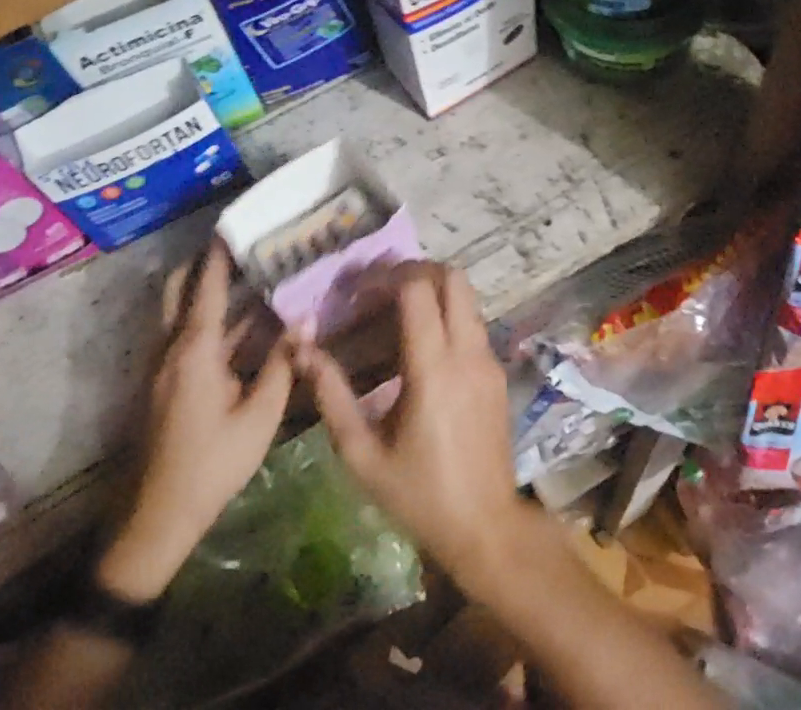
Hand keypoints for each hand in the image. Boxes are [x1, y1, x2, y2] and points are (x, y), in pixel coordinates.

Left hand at [97, 240, 292, 603]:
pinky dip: (207, 323)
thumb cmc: (214, 463)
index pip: (208, 287)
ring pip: (180, 315)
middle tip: (239, 249)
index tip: (232, 224)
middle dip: (205, 266)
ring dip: (207, 294)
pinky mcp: (162, 385)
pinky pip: (183, 338)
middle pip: (180, 291)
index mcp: (195, 350)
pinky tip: (239, 331)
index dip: (220, 254)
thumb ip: (282, 365)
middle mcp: (170, 349)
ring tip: (247, 281)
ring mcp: (161, 367)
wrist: (158, 513)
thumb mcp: (260, 416)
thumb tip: (304, 321)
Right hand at [294, 262, 520, 582]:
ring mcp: (489, 364)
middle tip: (379, 290)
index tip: (357, 292)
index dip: (385, 277)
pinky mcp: (497, 376)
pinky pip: (473, 325)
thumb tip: (303, 350)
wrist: (486, 528)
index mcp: (434, 370)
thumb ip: (332, 396)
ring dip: (433, 292)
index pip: (419, 290)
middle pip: (454, 279)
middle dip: (416, 271)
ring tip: (394, 314)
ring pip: (468, 299)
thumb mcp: (362, 454)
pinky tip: (418, 346)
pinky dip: (448, 317)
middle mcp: (468, 355)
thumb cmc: (419, 495)